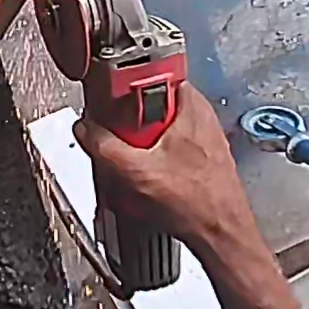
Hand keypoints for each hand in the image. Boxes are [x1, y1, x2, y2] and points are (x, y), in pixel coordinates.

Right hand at [73, 82, 266, 267]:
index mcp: (190, 105)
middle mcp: (200, 114)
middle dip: (132, 115)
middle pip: (153, 99)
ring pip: (160, 122)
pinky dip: (155, 151)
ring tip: (132, 157)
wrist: (223, 237)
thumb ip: (104, 147)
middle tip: (119, 133)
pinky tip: (149, 172)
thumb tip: (85, 129)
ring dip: (142, 136)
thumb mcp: (138, 173)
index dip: (129, 81)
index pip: (154, 71)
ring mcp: (204, 135)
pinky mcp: (203, 154)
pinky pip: (170, 141)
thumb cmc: (197, 205)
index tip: (113, 94)